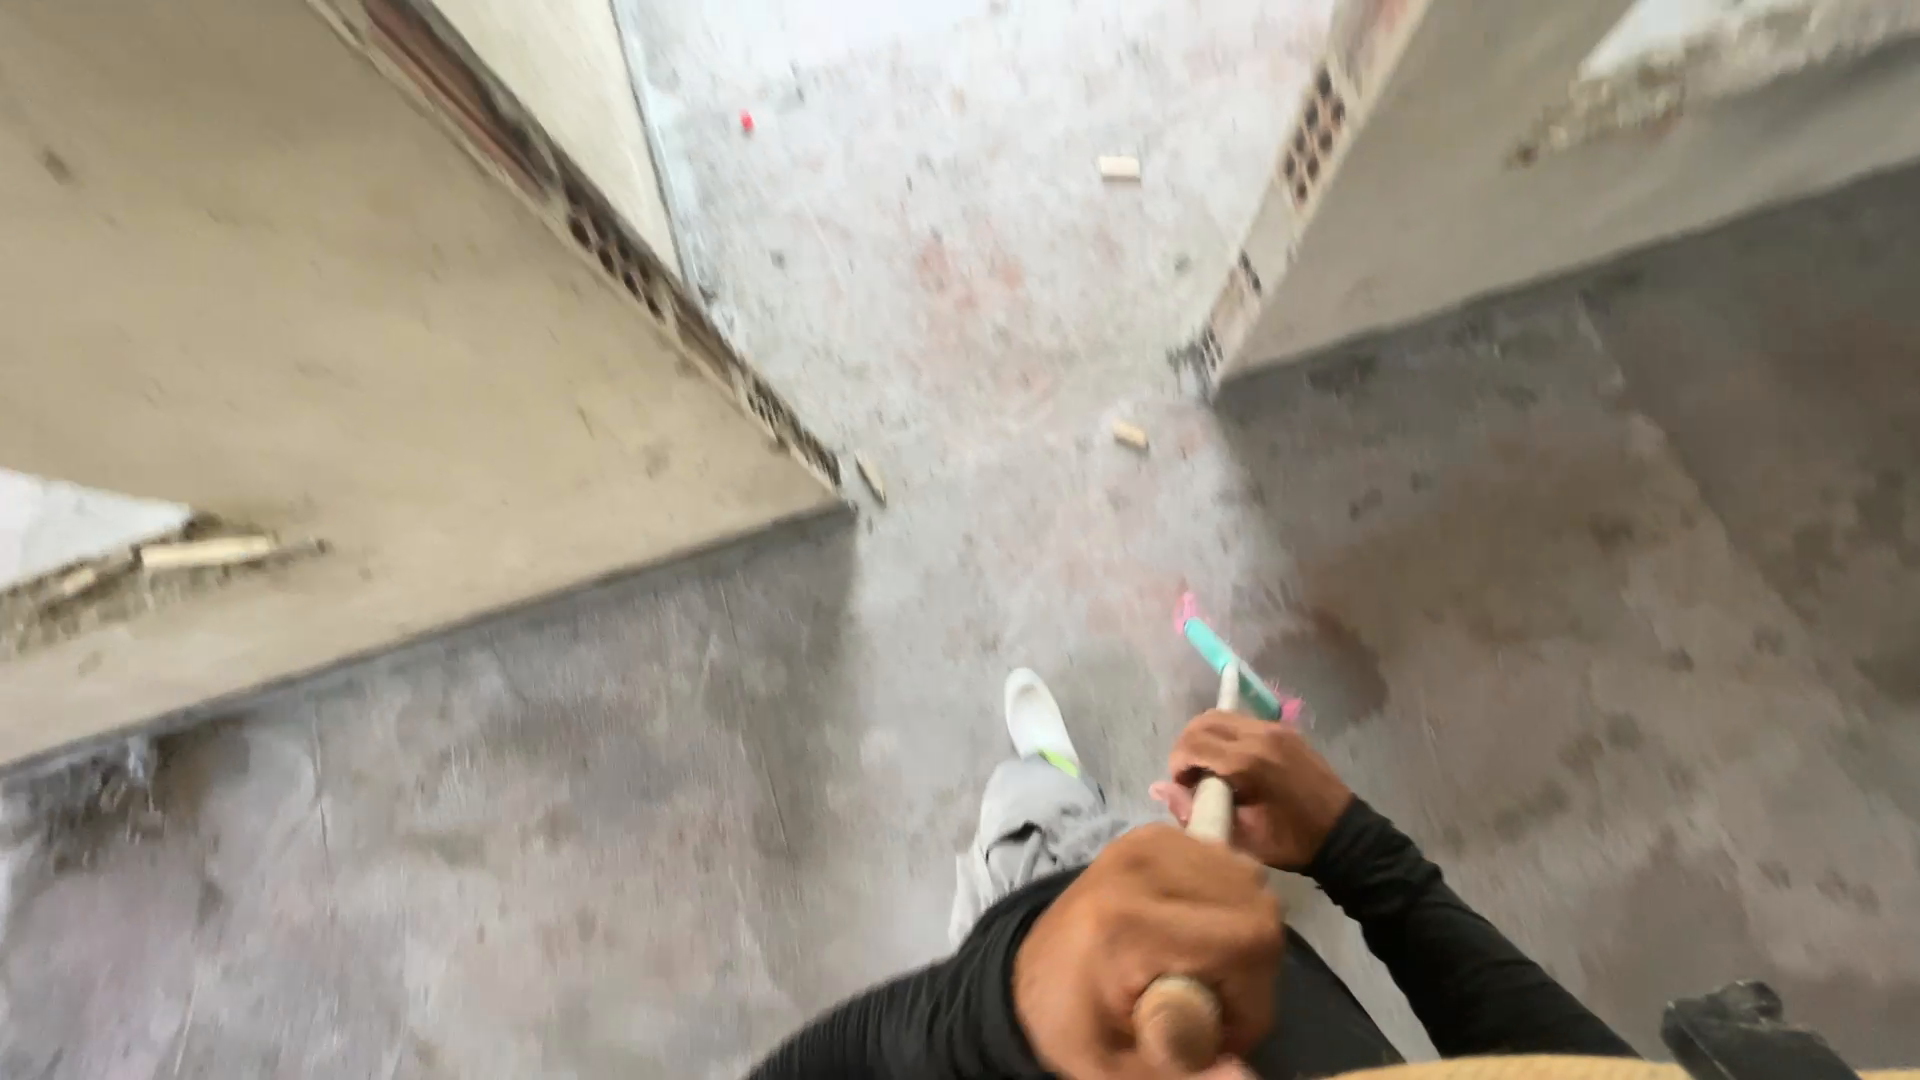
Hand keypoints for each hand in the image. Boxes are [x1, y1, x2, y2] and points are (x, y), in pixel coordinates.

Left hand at [1013, 825, 1284, 1078]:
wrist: (1034, 966)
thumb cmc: (1073, 1020)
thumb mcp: (1115, 1068)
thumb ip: (1182, 1075)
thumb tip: (1246, 1076)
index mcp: (1128, 921)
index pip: (1245, 939)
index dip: (1254, 996)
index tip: (1223, 1030)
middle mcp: (1140, 867)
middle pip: (1255, 905)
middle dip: (1254, 966)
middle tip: (1217, 999)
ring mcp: (1146, 842)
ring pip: (1245, 878)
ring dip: (1244, 928)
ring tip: (1206, 962)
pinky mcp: (1151, 834)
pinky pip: (1222, 858)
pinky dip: (1226, 896)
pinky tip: (1197, 925)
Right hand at [1150, 710, 1354, 870]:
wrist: (1345, 836)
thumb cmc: (1291, 842)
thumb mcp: (1240, 836)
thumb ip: (1195, 810)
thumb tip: (1158, 788)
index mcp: (1248, 762)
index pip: (1193, 744)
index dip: (1177, 764)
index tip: (1181, 787)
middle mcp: (1259, 736)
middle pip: (1203, 722)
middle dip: (1186, 746)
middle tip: (1190, 776)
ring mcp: (1274, 728)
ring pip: (1220, 716)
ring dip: (1204, 737)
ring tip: (1208, 767)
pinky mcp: (1284, 729)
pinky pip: (1241, 721)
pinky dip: (1224, 735)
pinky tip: (1230, 761)